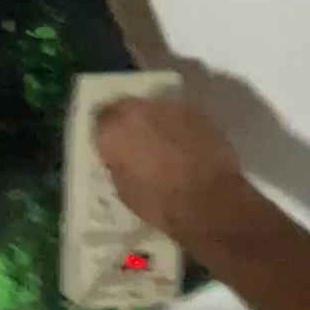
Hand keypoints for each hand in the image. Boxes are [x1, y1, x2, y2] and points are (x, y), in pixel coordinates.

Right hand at [93, 95, 261, 248]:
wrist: (209, 201)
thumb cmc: (156, 199)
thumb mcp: (120, 183)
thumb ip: (116, 158)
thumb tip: (120, 152)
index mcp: (113, 127)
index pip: (100, 117)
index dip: (106, 131)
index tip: (110, 145)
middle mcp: (140, 109)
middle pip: (128, 107)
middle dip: (129, 122)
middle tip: (134, 142)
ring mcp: (173, 108)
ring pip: (155, 109)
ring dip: (154, 123)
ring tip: (160, 145)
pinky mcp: (200, 115)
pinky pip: (179, 118)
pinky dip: (176, 128)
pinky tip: (180, 147)